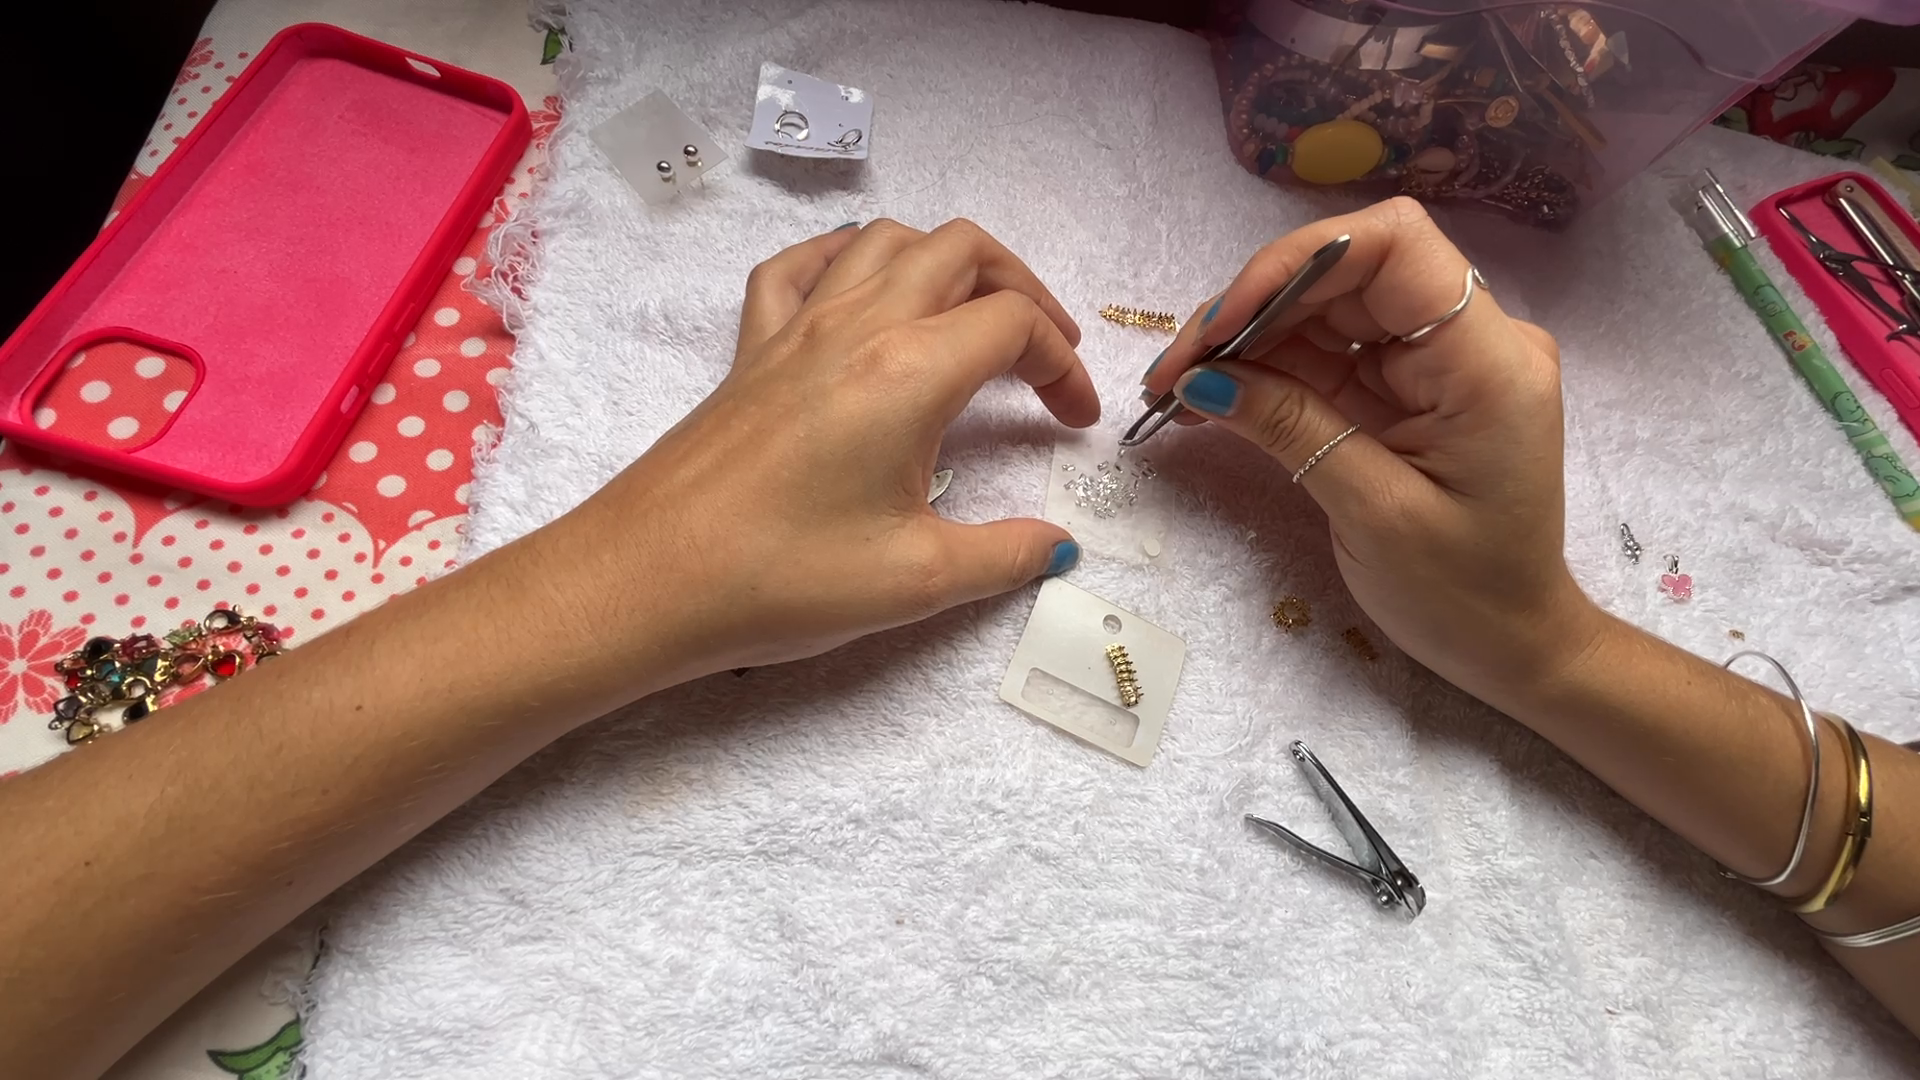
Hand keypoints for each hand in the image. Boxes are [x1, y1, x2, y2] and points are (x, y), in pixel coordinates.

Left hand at [542, 219, 1098, 686]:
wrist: (647, 582)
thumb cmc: (784, 579)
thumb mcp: (917, 581)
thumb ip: (1007, 555)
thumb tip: (1061, 548)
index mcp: (908, 372)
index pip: (1014, 325)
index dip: (1063, 365)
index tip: (1076, 420)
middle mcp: (856, 325)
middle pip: (962, 252)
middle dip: (1023, 289)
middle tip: (1046, 353)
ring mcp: (795, 325)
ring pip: (888, 241)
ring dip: (949, 264)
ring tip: (973, 319)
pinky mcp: (751, 345)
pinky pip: (804, 265)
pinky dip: (851, 261)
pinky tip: (865, 295)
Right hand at [1141, 198, 1600, 710]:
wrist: (1506, 640)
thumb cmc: (1462, 591)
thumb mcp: (1372, 510)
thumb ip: (1292, 430)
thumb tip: (1202, 380)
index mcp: (1484, 359)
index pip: (1392, 247)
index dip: (1294, 264)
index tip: (1219, 327)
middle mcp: (1458, 341)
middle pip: (1338, 280)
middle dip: (1244, 314)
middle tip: (1168, 374)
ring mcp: (1421, 365)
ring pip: (1315, 317)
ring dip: (1237, 346)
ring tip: (1171, 392)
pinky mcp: (1390, 392)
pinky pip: (1314, 361)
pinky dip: (1254, 375)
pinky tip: (1205, 400)